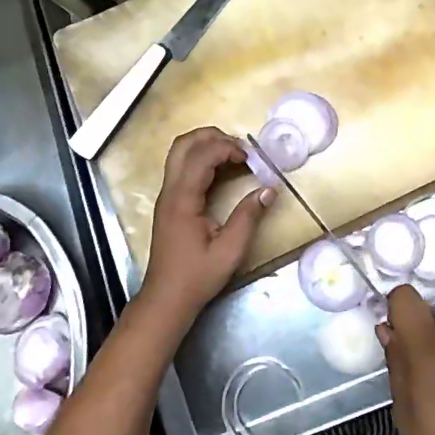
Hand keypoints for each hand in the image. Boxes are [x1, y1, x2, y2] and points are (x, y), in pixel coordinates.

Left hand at [139, 128, 273, 318]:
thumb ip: (248, 217)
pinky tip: (222, 170)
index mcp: (182, 199)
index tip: (251, 159)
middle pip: (183, 144)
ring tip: (234, 155)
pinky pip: (181, 167)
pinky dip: (201, 158)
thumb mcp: (230, 250)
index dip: (226, 148)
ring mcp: (166, 195)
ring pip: (179, 152)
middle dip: (213, 137)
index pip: (200, 156)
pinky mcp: (169, 201)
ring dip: (205, 145)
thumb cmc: (197, 277)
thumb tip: (269, 189)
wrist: (166, 297)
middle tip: (241, 149)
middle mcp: (169, 190)